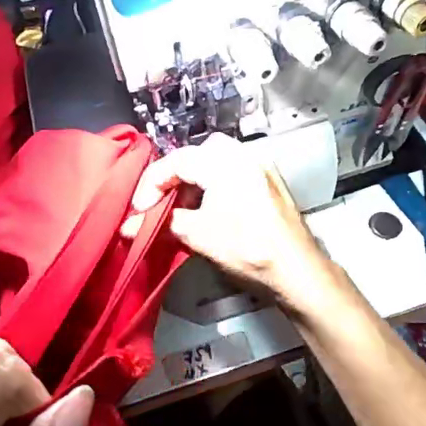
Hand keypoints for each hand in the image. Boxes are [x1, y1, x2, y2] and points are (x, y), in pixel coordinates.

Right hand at [122, 134, 337, 309]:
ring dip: (197, 182)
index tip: (138, 209)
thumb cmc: (247, 247)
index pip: (177, 160)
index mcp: (226, 161)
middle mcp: (247, 155)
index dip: (151, 184)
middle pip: (198, 155)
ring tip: (182, 210)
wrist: (296, 269)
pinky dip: (218, 186)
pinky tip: (210, 211)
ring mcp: (264, 168)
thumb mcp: (197, 235)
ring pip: (219, 163)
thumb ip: (161, 223)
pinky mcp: (273, 185)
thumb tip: (129, 226)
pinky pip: (237, 174)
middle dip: (175, 177)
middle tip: (160, 203)